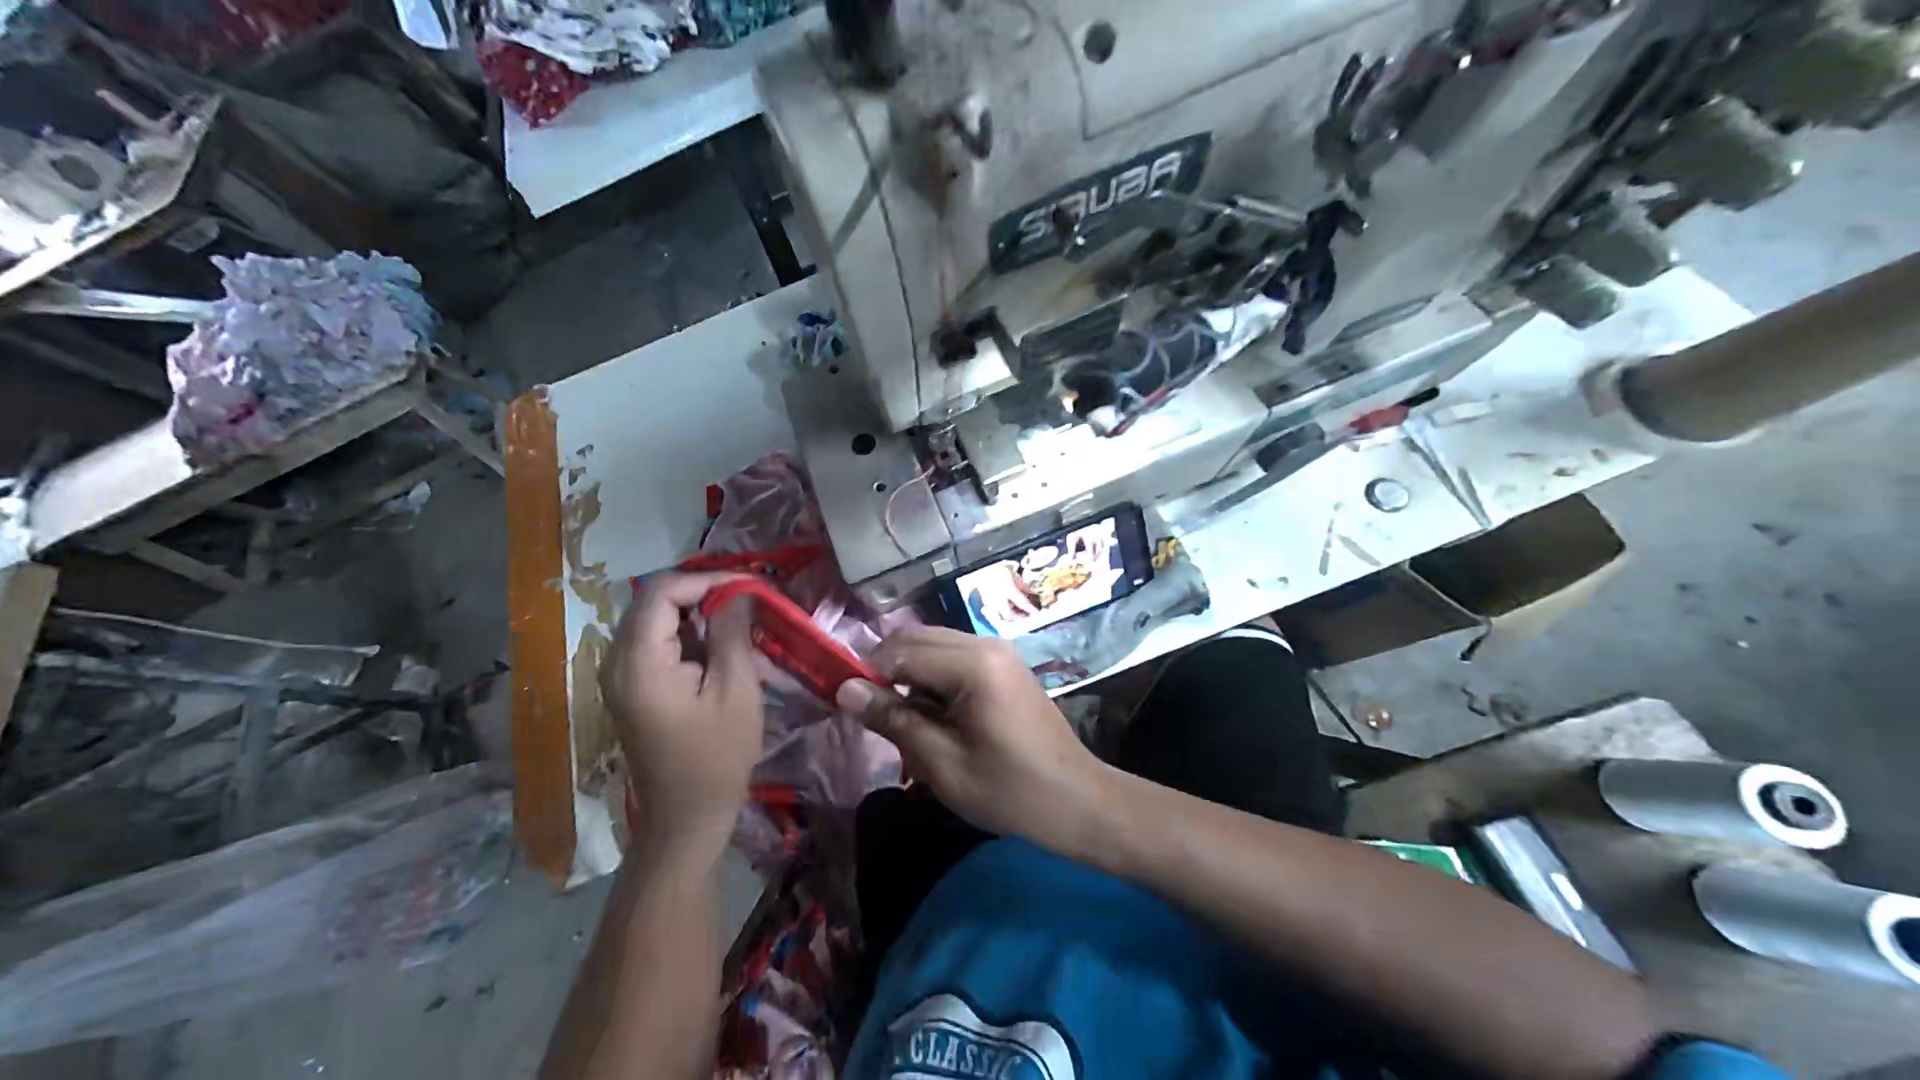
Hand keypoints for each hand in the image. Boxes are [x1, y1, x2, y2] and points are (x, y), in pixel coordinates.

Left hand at [600, 572, 764, 847]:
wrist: (686, 818)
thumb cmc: (716, 757)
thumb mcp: (736, 690)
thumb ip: (733, 632)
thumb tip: (739, 591)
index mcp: (639, 662)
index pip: (663, 591)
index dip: (707, 579)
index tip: (750, 586)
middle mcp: (617, 661)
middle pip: (656, 602)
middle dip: (705, 594)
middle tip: (750, 600)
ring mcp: (621, 675)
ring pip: (658, 620)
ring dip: (701, 615)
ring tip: (744, 625)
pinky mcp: (633, 687)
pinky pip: (659, 644)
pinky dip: (692, 637)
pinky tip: (725, 651)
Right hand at [836, 629, 1110, 846]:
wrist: (1077, 802)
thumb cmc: (1009, 790)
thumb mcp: (941, 762)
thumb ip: (893, 719)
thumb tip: (844, 690)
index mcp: (973, 663)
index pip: (899, 651)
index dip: (865, 674)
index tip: (843, 706)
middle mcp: (985, 644)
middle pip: (915, 639)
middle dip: (885, 671)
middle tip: (872, 717)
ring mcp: (998, 652)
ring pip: (932, 647)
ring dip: (908, 676)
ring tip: (903, 724)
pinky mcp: (1003, 666)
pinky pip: (952, 659)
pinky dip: (931, 680)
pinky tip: (932, 718)